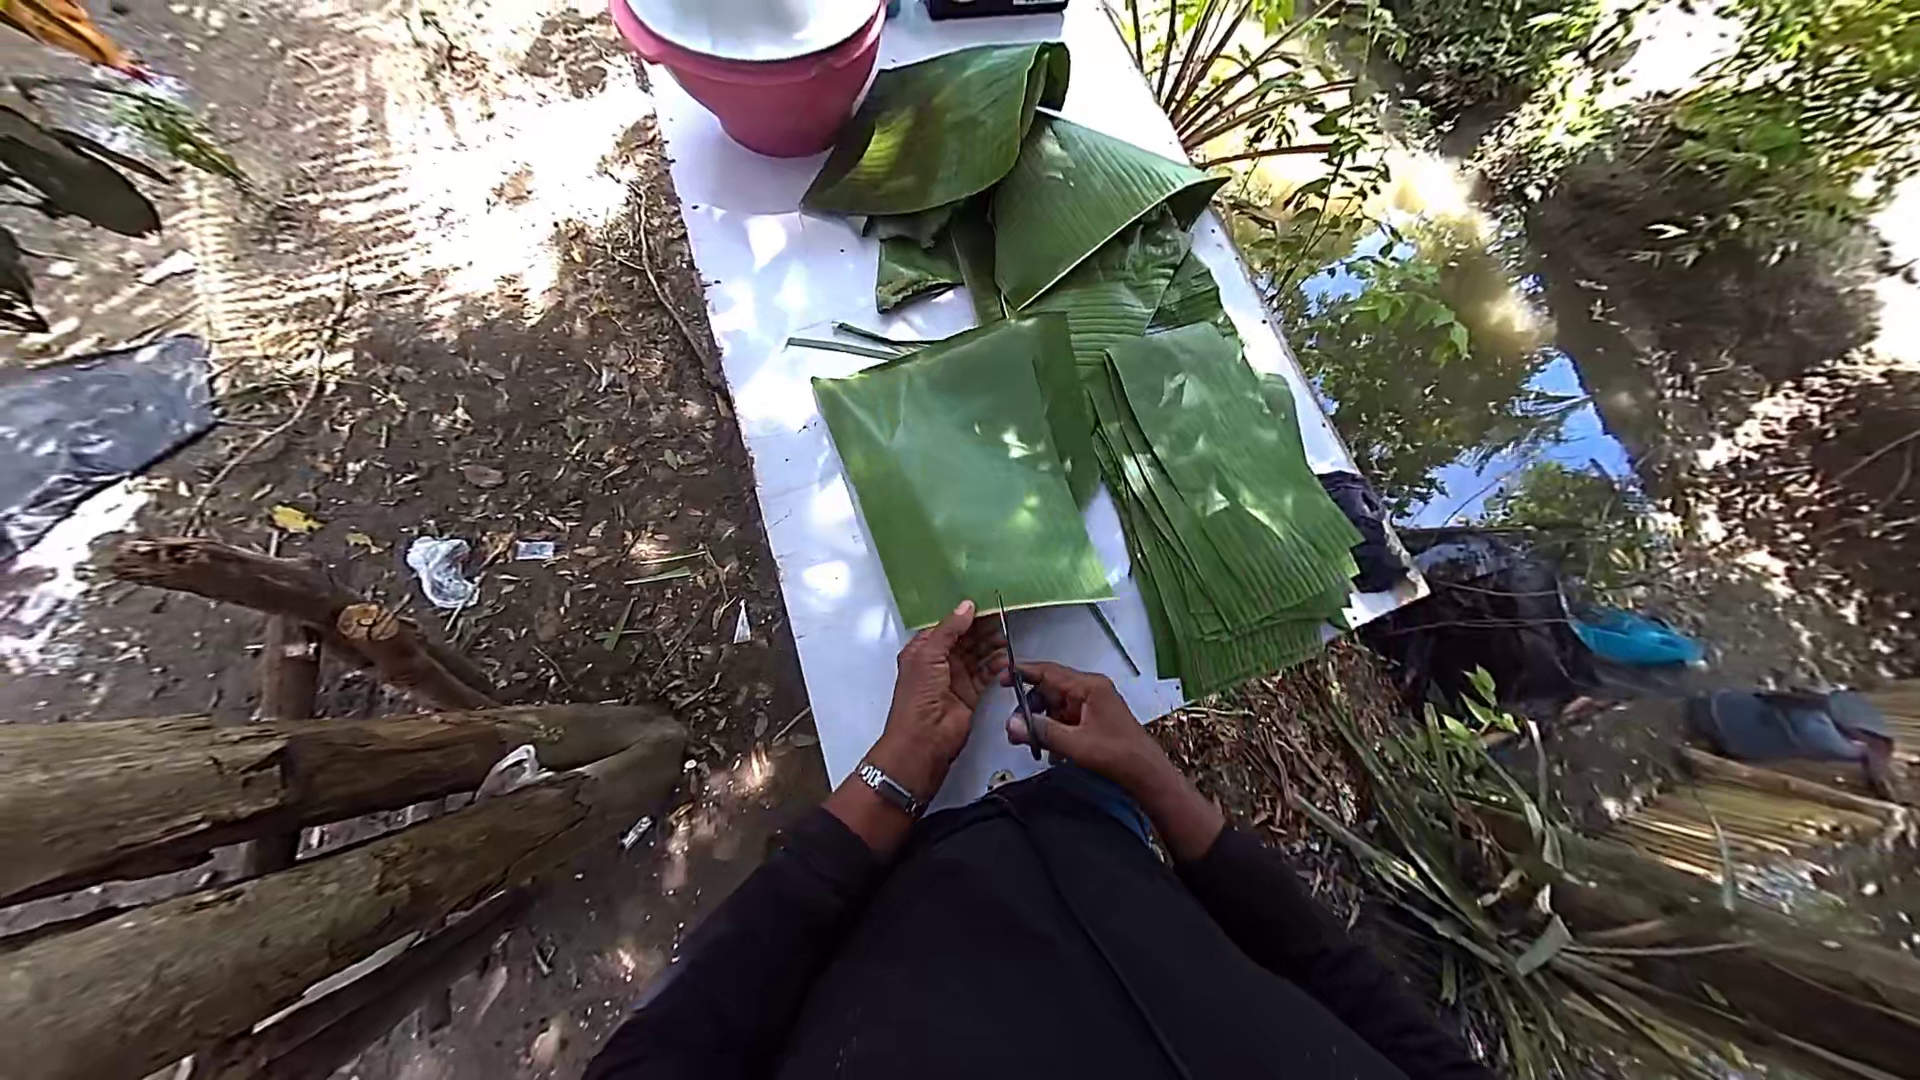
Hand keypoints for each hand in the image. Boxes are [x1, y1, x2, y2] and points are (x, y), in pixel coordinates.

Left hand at [867, 599, 1006, 799]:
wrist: (924, 739)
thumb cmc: (917, 697)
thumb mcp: (929, 654)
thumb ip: (949, 629)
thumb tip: (966, 606)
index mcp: (922, 650)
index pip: (946, 626)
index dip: (964, 616)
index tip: (983, 604)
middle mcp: (938, 663)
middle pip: (964, 639)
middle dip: (981, 629)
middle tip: (1001, 616)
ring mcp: (955, 678)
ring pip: (976, 655)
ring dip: (990, 645)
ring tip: (1006, 633)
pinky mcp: (969, 694)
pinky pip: (985, 673)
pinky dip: (996, 664)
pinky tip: (1006, 656)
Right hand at [1004, 661, 1172, 792]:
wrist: (1147, 776)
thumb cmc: (1119, 755)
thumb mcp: (1075, 744)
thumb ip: (1042, 731)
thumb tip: (1013, 722)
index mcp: (1089, 686)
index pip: (1048, 671)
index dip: (1022, 672)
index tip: (1001, 676)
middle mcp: (1090, 690)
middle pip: (1049, 690)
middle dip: (1028, 707)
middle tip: (1014, 725)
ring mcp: (1091, 705)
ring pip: (1054, 706)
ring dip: (1039, 721)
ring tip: (1027, 740)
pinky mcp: (1092, 720)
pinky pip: (1064, 718)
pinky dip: (1052, 730)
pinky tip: (1047, 749)